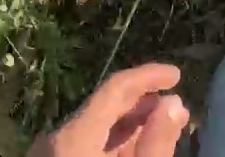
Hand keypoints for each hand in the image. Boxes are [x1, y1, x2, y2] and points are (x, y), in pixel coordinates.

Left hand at [27, 63, 188, 156]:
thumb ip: (155, 143)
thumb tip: (175, 103)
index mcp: (72, 134)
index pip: (115, 87)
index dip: (149, 75)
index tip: (178, 75)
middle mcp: (54, 138)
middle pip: (104, 107)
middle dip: (143, 103)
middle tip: (175, 106)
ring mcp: (47, 155)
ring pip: (95, 129)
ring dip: (130, 126)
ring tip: (161, 128)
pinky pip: (83, 146)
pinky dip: (111, 144)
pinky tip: (133, 149)